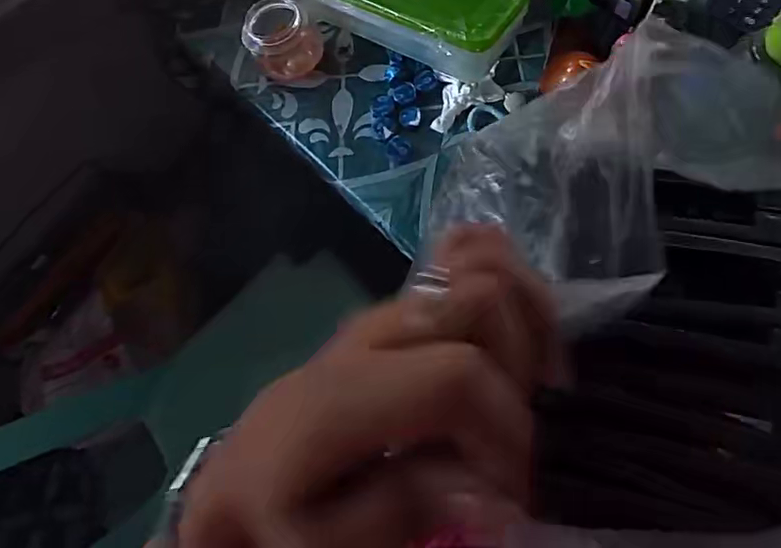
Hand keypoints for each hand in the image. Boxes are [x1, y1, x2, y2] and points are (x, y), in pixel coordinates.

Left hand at [180, 226, 561, 547]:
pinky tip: (512, 286)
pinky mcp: (387, 314)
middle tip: (530, 424)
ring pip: (468, 269)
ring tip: (537, 371)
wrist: (242, 481)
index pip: (458, 375)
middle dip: (523, 362)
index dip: (508, 428)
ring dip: (521, 309)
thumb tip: (490, 486)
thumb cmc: (279, 520)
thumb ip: (401, 511)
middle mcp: (368, 333)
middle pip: (475, 301)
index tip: (520, 489)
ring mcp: (379, 314)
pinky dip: (489, 262)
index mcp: (347, 392)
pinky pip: (445, 262)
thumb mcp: (323, 544)